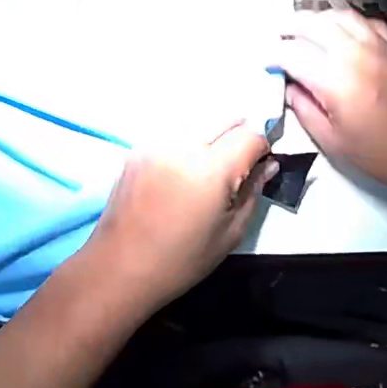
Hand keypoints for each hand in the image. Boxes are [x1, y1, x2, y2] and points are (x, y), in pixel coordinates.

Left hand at [72, 120, 275, 315]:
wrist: (119, 268)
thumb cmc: (181, 261)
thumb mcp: (230, 233)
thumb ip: (252, 193)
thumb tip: (268, 166)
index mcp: (211, 170)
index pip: (250, 136)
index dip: (262, 148)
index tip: (260, 166)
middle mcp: (183, 147)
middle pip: (225, 119)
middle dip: (239, 135)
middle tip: (239, 164)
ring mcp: (157, 145)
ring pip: (197, 120)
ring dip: (213, 133)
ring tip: (211, 163)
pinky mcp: (137, 150)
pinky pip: (172, 131)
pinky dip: (187, 139)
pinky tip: (184, 167)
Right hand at [272, 10, 386, 195]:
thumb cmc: (378, 152)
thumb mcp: (331, 140)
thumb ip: (304, 109)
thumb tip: (290, 87)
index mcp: (335, 78)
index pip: (292, 52)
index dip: (272, 55)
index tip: (264, 62)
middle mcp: (354, 53)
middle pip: (313, 23)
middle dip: (289, 27)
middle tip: (276, 38)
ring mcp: (376, 46)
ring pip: (339, 15)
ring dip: (316, 19)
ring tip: (303, 32)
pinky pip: (365, 21)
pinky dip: (346, 22)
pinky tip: (340, 34)